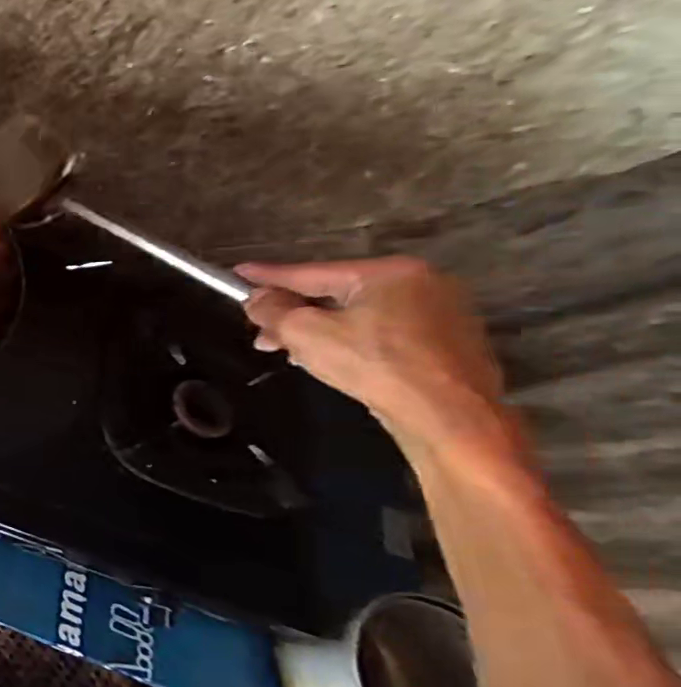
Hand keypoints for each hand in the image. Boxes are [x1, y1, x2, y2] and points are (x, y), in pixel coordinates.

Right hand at [236, 257, 507, 442]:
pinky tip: (329, 358)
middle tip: (261, 332)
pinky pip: (382, 330)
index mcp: (388, 272)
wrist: (448, 415)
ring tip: (288, 350)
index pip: (311, 272)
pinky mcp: (447, 340)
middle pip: (335, 293)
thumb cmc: (374, 365)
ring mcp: (440, 311)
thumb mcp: (304, 333)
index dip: (268, 275)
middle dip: (292, 313)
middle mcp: (420, 282)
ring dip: (317, 330)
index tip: (238, 271)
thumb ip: (272, 310)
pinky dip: (349, 339)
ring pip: (357, 313)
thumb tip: (256, 299)